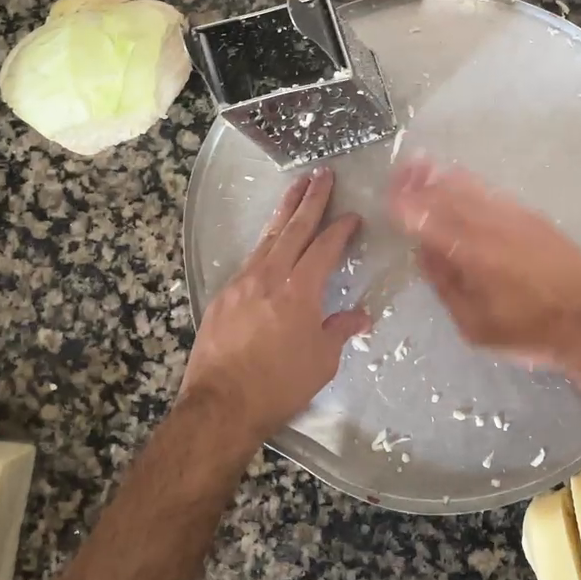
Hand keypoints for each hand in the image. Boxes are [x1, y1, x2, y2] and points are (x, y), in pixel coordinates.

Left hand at [182, 168, 370, 439]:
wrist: (220, 406)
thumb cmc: (278, 386)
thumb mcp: (322, 362)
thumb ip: (339, 330)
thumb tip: (360, 316)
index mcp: (299, 291)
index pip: (324, 248)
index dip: (340, 229)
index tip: (353, 215)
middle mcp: (269, 277)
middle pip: (294, 228)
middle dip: (310, 199)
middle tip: (321, 174)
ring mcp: (242, 283)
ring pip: (268, 238)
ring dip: (285, 211)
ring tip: (296, 188)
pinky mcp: (223, 296)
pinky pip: (250, 259)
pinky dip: (266, 242)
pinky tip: (271, 239)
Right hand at [386, 157, 580, 369]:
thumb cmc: (527, 332)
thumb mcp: (474, 325)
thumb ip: (445, 285)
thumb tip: (423, 252)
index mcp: (473, 255)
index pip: (431, 220)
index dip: (408, 205)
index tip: (390, 195)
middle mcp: (491, 227)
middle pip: (449, 196)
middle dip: (421, 183)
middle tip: (399, 171)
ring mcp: (514, 217)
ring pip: (471, 189)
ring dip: (443, 177)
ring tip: (422, 166)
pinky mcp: (532, 216)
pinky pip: (492, 193)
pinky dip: (470, 184)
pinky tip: (459, 179)